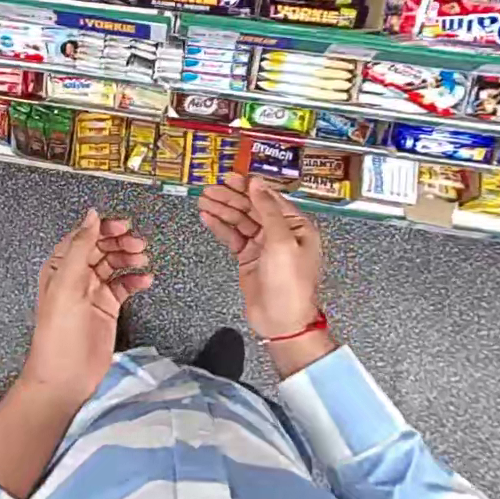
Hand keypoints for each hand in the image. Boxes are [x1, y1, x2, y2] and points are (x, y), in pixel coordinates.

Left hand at [21, 209, 151, 405]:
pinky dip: (135, 280)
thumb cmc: (60, 331)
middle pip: (102, 247)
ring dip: (129, 258)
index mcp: (61, 265)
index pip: (84, 236)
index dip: (103, 228)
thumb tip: (92, 214)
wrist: (66, 376)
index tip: (124, 225)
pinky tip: (146, 280)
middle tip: (139, 244)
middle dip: (120, 242)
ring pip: (114, 264)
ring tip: (143, 259)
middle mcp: (77, 275)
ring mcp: (93, 291)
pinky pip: (124, 285)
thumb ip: (81, 246)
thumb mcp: (68, 283)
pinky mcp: (108, 307)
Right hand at [197, 174, 323, 339]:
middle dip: (230, 197)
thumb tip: (257, 184)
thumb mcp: (281, 241)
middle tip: (209, 189)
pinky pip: (232, 236)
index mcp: (296, 226)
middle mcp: (280, 233)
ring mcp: (263, 245)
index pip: (269, 198)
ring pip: (239, 220)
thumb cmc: (290, 284)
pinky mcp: (249, 257)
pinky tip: (207, 217)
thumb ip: (268, 210)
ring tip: (203, 200)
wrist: (281, 321)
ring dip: (222, 209)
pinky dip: (220, 226)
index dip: (248, 187)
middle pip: (252, 207)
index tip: (230, 177)